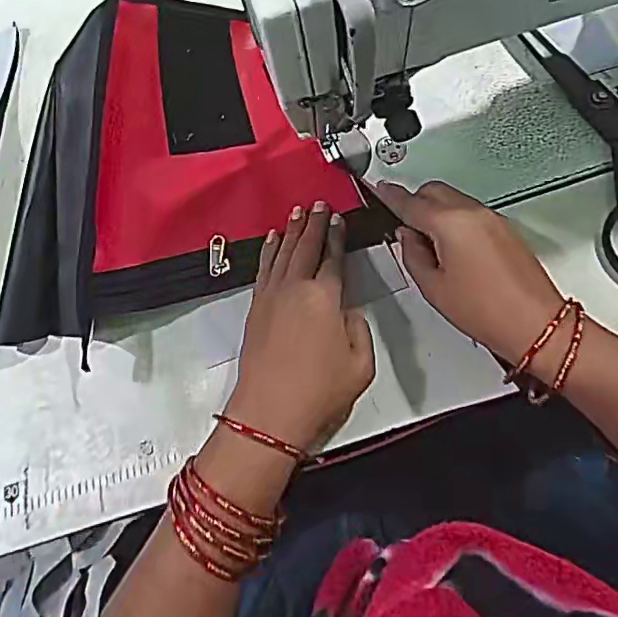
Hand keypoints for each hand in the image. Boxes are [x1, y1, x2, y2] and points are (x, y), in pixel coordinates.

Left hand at [224, 202, 374, 452]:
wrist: (270, 412)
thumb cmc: (317, 392)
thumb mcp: (361, 363)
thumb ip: (359, 329)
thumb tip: (347, 312)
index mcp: (325, 297)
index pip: (333, 257)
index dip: (337, 236)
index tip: (338, 219)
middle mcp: (295, 289)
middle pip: (306, 246)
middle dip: (314, 223)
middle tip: (318, 204)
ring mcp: (272, 296)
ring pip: (283, 252)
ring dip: (291, 230)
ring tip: (297, 213)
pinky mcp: (256, 307)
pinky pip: (264, 267)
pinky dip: (269, 250)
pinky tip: (273, 241)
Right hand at [372, 181, 564, 364]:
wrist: (538, 326)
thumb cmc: (491, 311)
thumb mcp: (432, 287)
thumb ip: (411, 254)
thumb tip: (406, 238)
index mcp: (450, 223)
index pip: (409, 202)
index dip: (389, 195)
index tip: (380, 189)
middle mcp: (473, 213)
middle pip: (432, 191)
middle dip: (414, 201)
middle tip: (403, 224)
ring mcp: (492, 219)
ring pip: (453, 198)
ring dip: (436, 211)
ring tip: (429, 245)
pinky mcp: (505, 229)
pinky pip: (471, 212)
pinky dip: (455, 220)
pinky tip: (452, 248)